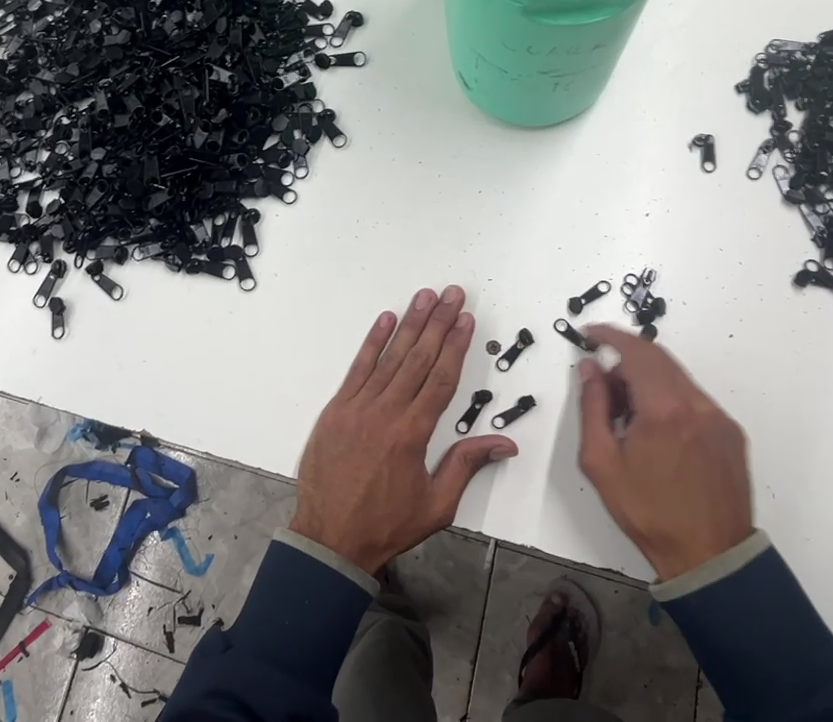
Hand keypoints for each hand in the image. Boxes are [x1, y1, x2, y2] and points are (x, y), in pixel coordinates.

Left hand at [291, 286, 517, 574]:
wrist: (329, 538)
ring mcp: (357, 407)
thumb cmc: (385, 525)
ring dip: (408, 325)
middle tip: (450, 294)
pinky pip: (357, 369)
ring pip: (389, 358)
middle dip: (437, 323)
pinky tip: (384, 321)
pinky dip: (371, 344)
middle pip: (418, 359)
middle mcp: (385, 412)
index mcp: (412, 434)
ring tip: (423, 297)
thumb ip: (466, 465)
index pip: (441, 379)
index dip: (455, 346)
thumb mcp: (436, 504)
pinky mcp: (336, 410)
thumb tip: (504, 443)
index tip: (465, 320)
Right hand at [576, 324, 753, 581]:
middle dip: (625, 358)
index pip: (636, 352)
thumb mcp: (601, 462)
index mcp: (663, 410)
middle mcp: (697, 405)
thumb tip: (589, 369)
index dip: (609, 336)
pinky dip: (668, 397)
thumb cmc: (647, 511)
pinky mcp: (731, 433)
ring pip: (677, 378)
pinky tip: (655, 429)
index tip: (589, 334)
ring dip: (647, 379)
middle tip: (602, 383)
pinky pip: (693, 399)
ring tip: (626, 413)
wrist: (709, 555)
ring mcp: (719, 419)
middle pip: (658, 358)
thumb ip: (592, 407)